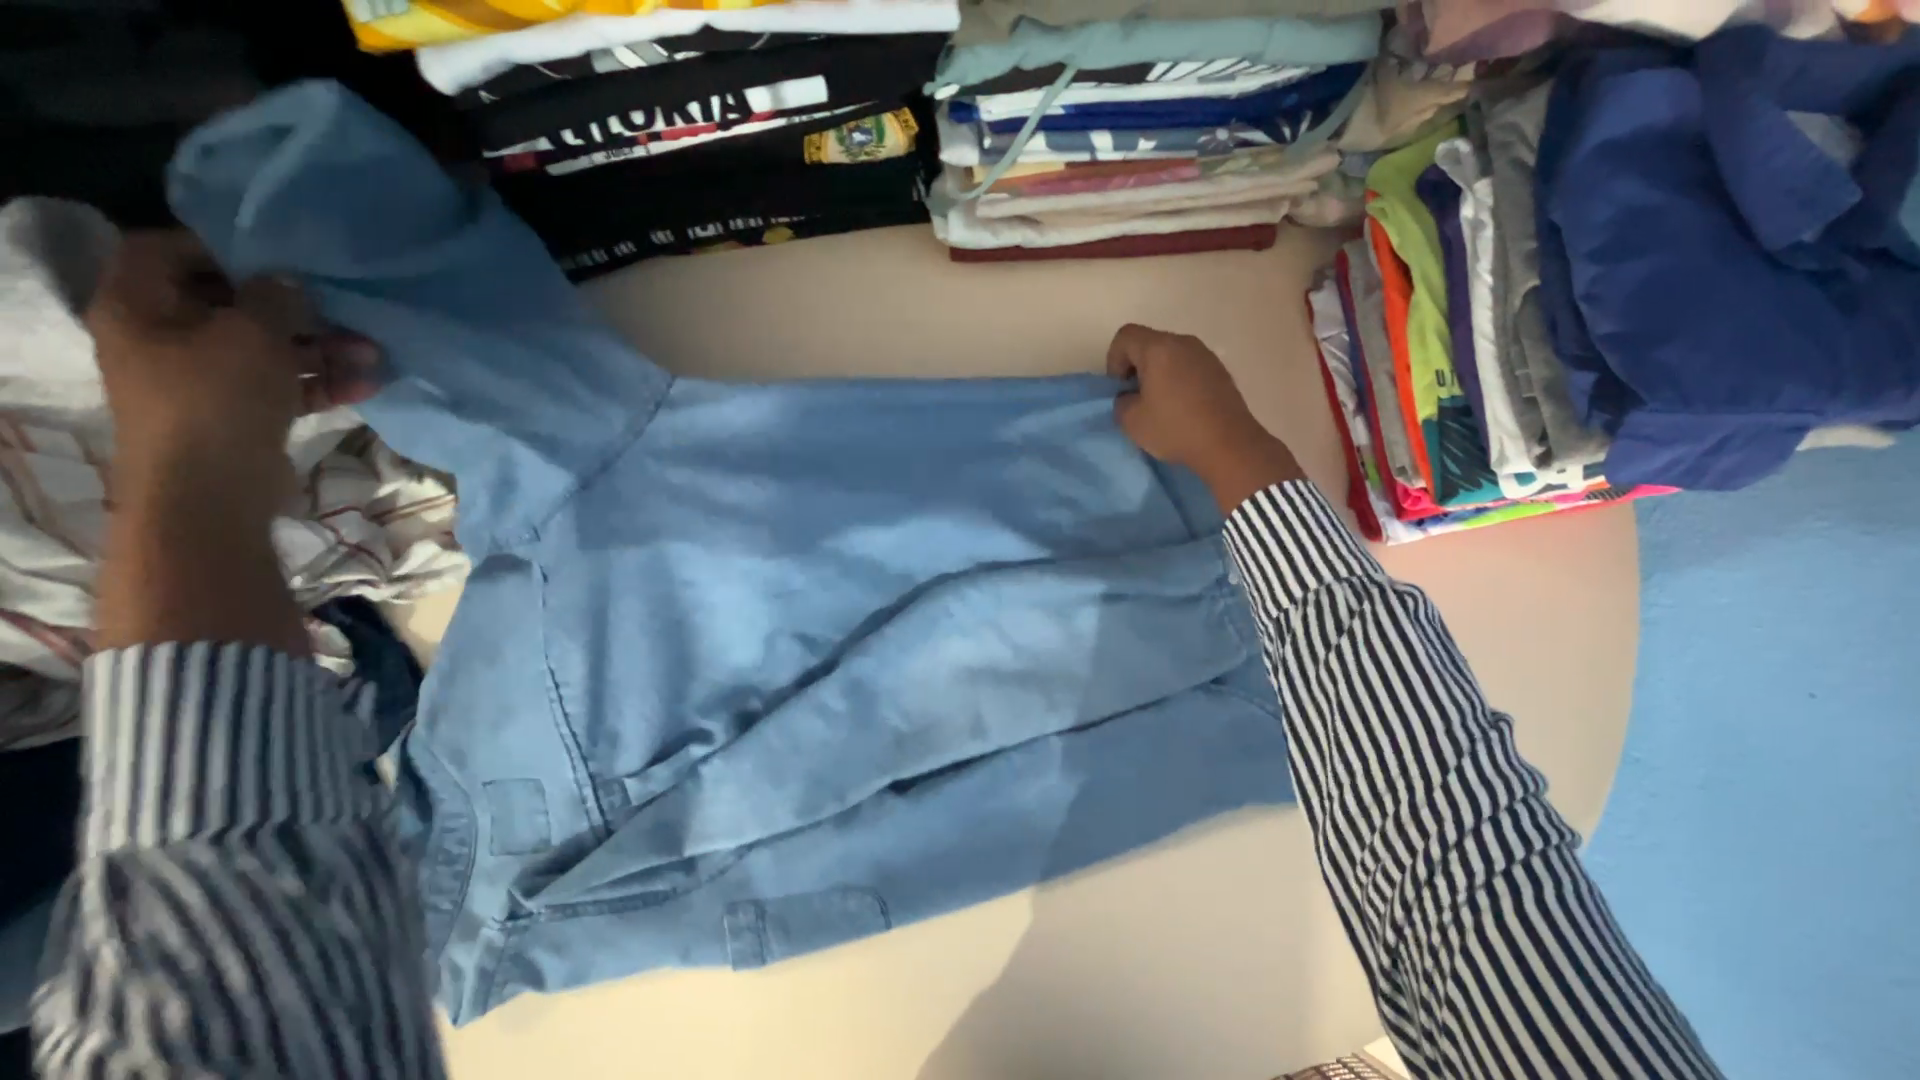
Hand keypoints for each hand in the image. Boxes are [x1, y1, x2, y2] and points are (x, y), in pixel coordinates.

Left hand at [85, 230, 379, 483]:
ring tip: (374, 354)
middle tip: (346, 308)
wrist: (210, 495)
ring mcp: (203, 380)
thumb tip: (288, 280)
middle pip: (232, 304)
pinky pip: (282, 386)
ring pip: (267, 348)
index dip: (223, 245)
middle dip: (296, 308)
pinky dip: (321, 383)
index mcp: (140, 307)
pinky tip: (367, 385)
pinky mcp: (238, 414)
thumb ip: (273, 297)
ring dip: (322, 349)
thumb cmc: (217, 400)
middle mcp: (164, 338)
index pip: (168, 251)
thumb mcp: (251, 334)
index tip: (282, 253)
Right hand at [1106, 324, 1302, 511]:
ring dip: (1159, 373)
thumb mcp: (1132, 421)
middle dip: (1136, 367)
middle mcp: (1183, 343)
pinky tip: (1183, 407)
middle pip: (1149, 343)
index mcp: (1158, 349)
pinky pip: (1190, 366)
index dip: (1114, 360)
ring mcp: (1206, 355)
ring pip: (1171, 354)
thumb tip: (1131, 397)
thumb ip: (1121, 402)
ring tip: (1161, 404)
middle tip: (1137, 398)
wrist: (1229, 444)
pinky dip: (1179, 379)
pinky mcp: (1220, 370)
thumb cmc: (1176, 429)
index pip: (1125, 336)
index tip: (1121, 389)